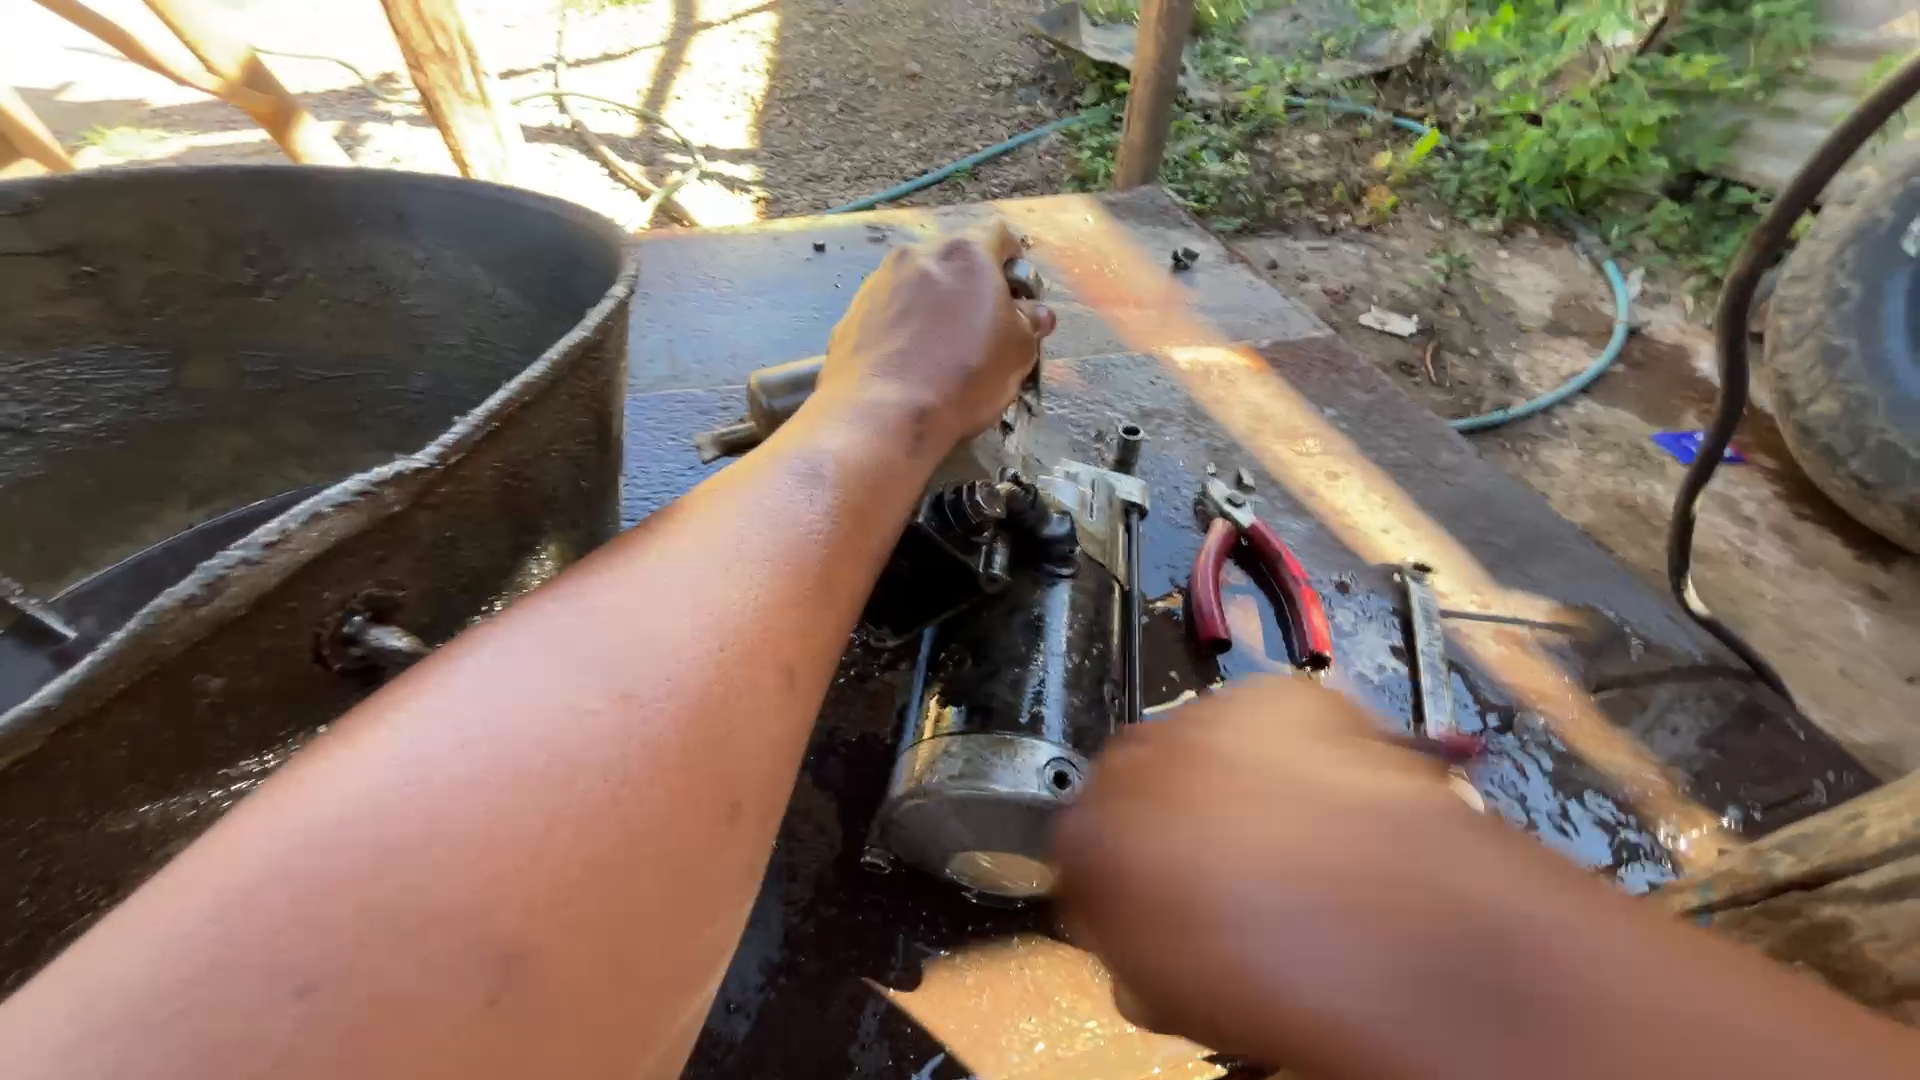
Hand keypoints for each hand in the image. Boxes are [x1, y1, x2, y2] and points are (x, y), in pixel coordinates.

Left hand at [814, 220, 1054, 453]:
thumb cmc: (962, 378)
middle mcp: (917, 254)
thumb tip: (1035, 313)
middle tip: (980, 331)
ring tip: (939, 353)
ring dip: (933, 308)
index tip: (1016, 298)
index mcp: (966, 253)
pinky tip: (907, 365)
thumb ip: (1030, 325)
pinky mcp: (851, 314)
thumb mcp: (1018, 354)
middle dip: (970, 288)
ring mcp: (878, 282)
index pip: (999, 235)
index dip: (1013, 264)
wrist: (882, 415)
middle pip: (954, 260)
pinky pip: (888, 314)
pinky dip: (901, 330)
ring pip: (918, 285)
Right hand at [1051, 677, 1607, 1075]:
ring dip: (1220, 773)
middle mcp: (1132, 761)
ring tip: (1277, 830)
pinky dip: (1282, 746)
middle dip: (1165, 812)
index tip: (1152, 888)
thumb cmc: (1281, 975)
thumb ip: (1130, 936)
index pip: (1080, 835)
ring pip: (1192, 739)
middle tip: (1218, 863)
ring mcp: (1205, 719)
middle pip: (1130, 775)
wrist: (1398, 934)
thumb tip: (1137, 923)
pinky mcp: (1279, 695)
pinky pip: (1262, 718)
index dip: (1122, 867)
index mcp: (1093, 836)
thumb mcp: (1171, 986)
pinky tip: (1314, 794)